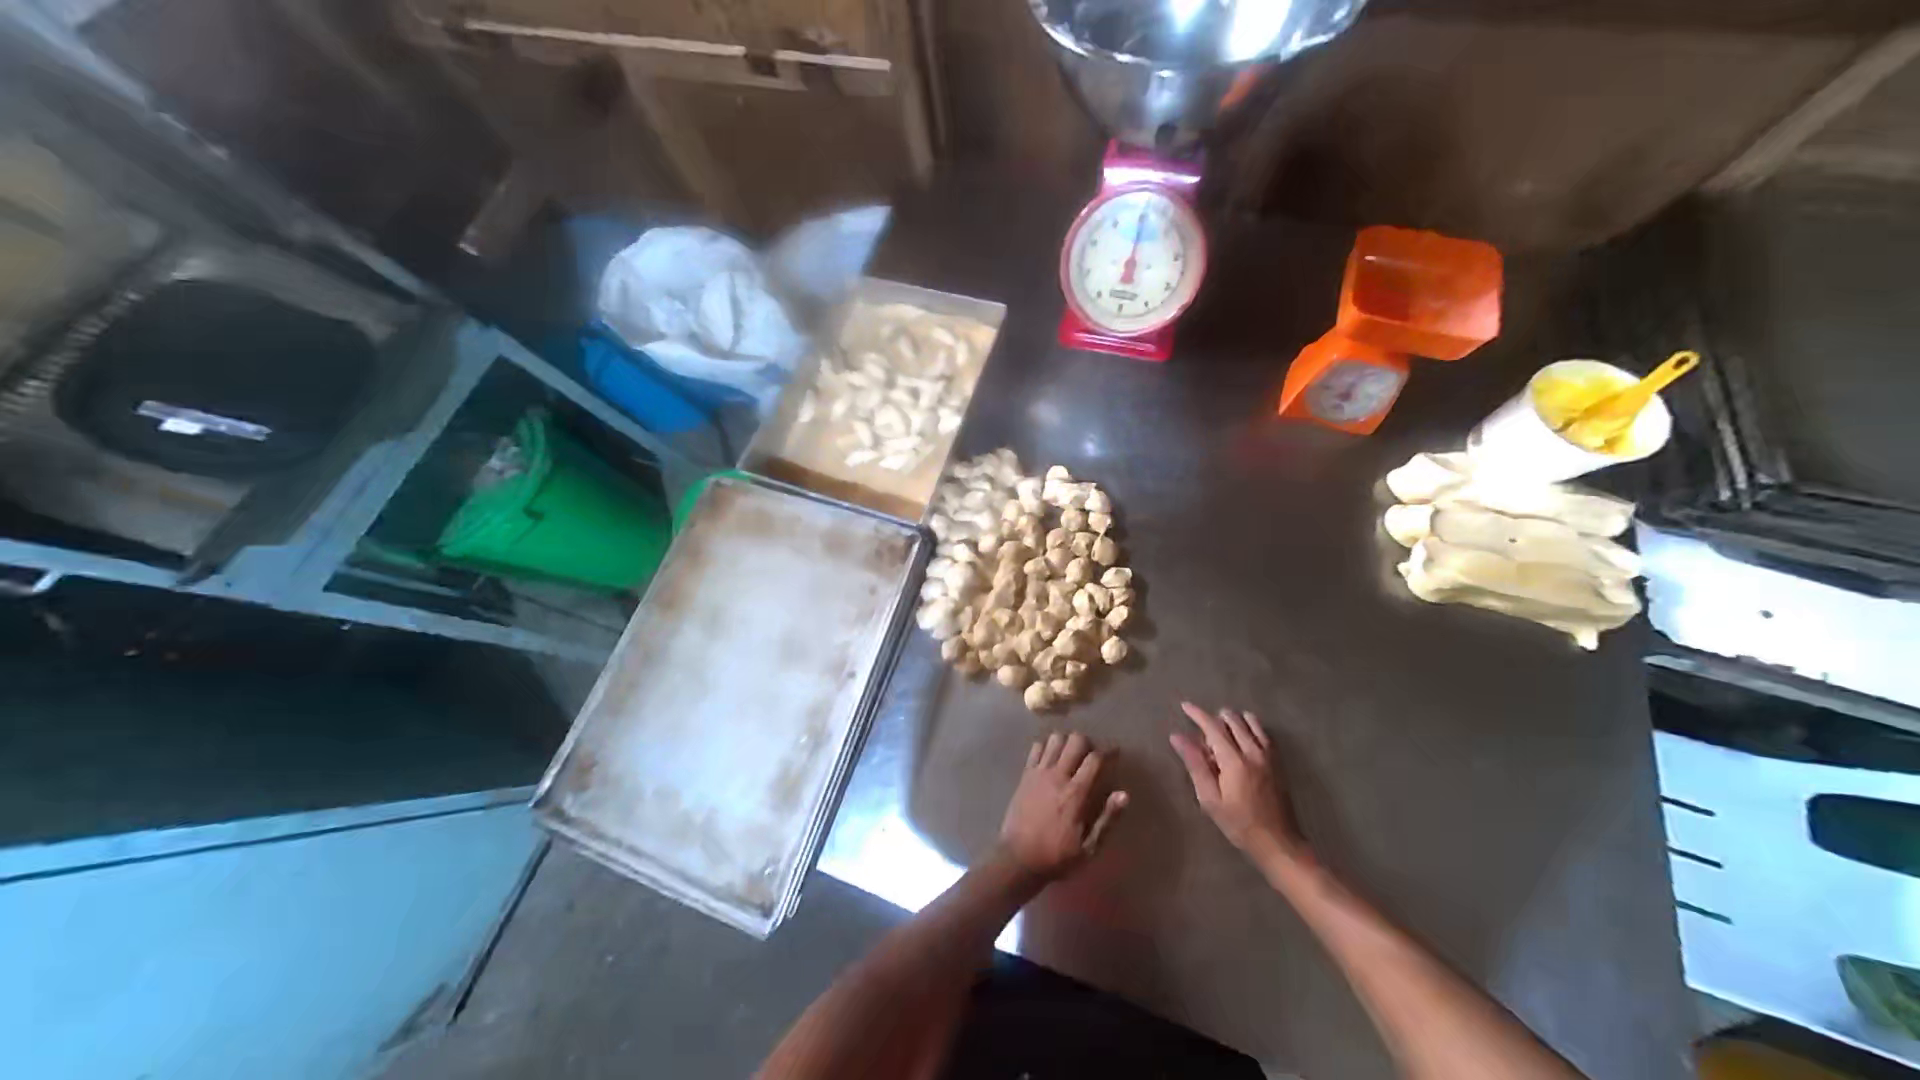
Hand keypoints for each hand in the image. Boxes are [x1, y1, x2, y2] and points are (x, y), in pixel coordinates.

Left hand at [994, 732, 1128, 884]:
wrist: (1018, 859)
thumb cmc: (1057, 856)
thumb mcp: (1089, 847)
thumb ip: (1107, 819)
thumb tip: (1124, 794)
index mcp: (1076, 793)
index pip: (1095, 759)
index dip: (1109, 751)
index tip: (1116, 752)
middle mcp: (1057, 776)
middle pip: (1075, 740)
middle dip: (1087, 743)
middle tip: (1092, 756)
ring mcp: (1038, 773)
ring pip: (1055, 739)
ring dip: (1067, 742)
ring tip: (1072, 755)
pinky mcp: (1025, 775)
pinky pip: (1036, 748)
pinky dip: (1047, 747)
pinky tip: (1051, 758)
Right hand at [1169, 702, 1306, 866]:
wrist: (1278, 842)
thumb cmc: (1238, 823)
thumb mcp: (1210, 798)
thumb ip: (1195, 764)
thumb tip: (1177, 737)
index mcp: (1234, 760)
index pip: (1213, 727)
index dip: (1198, 714)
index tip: (1185, 706)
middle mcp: (1253, 752)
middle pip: (1233, 721)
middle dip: (1215, 718)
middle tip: (1203, 731)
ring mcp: (1269, 756)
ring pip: (1251, 723)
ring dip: (1234, 720)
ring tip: (1222, 728)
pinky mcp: (1278, 762)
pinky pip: (1264, 734)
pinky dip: (1252, 727)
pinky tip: (1246, 734)